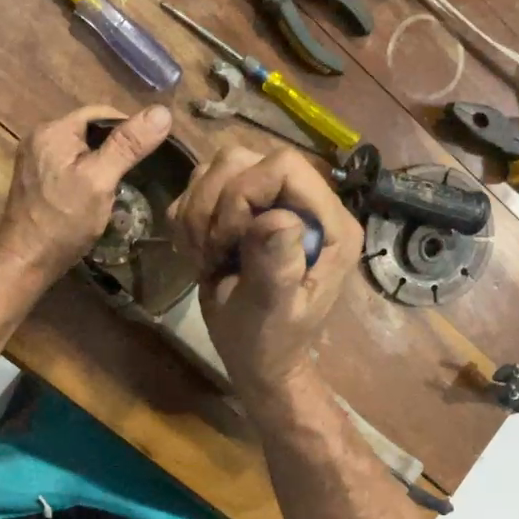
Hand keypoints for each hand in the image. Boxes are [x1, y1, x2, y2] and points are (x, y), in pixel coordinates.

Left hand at [0, 104, 173, 285]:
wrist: (25, 261)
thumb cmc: (64, 221)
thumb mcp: (100, 180)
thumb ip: (128, 145)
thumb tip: (163, 111)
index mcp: (53, 130)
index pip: (101, 113)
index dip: (129, 128)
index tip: (151, 151)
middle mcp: (39, 137)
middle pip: (89, 130)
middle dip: (115, 147)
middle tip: (140, 170)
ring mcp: (34, 159)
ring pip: (80, 149)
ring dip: (102, 162)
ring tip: (122, 182)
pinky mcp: (34, 179)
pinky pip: (68, 165)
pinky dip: (86, 173)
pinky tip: (98, 193)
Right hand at [167, 146, 361, 396]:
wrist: (255, 359)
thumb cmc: (269, 341)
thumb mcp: (273, 311)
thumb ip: (278, 265)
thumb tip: (277, 218)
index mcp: (330, 223)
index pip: (284, 165)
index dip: (244, 192)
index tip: (229, 240)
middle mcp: (305, 202)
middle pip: (243, 159)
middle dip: (213, 204)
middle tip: (212, 251)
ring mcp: (271, 201)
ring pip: (218, 167)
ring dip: (197, 212)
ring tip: (205, 254)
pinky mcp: (243, 208)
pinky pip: (202, 185)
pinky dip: (188, 216)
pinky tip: (198, 251)